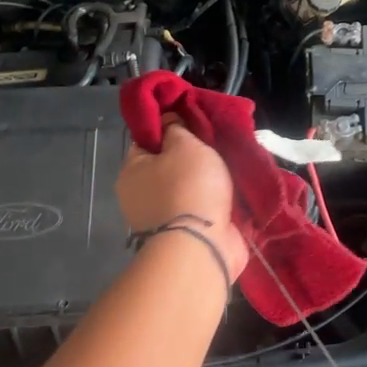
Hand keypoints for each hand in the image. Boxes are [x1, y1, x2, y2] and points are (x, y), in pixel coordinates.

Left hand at [117, 115, 247, 279]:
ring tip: (230, 165)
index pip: (146, 141)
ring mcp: (163, 220)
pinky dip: (215, 202)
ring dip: (207, 181)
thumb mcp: (184, 145)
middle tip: (215, 144)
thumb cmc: (188, 186)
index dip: (168, 129)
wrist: (202, 245)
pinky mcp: (186, 236)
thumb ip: (176, 129)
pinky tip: (233, 190)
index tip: (191, 124)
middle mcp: (141, 197)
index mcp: (132, 173)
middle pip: (168, 166)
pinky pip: (201, 209)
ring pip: (187, 189)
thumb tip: (167, 122)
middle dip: (192, 157)